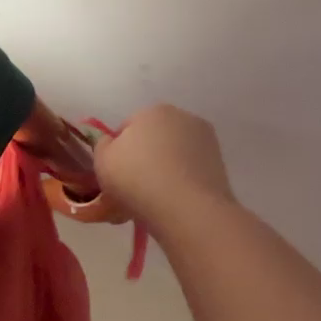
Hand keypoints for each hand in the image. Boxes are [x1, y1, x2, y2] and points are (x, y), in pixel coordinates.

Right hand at [94, 105, 235, 226]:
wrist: (186, 209)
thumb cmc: (136, 179)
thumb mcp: (102, 161)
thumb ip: (102, 145)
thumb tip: (112, 141)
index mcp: (152, 111)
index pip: (126, 128)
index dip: (117, 152)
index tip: (114, 174)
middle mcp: (182, 117)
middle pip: (152, 139)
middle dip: (143, 158)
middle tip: (132, 188)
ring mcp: (205, 139)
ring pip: (173, 155)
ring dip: (163, 169)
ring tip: (153, 198)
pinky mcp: (219, 163)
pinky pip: (189, 169)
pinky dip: (180, 180)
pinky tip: (172, 201)